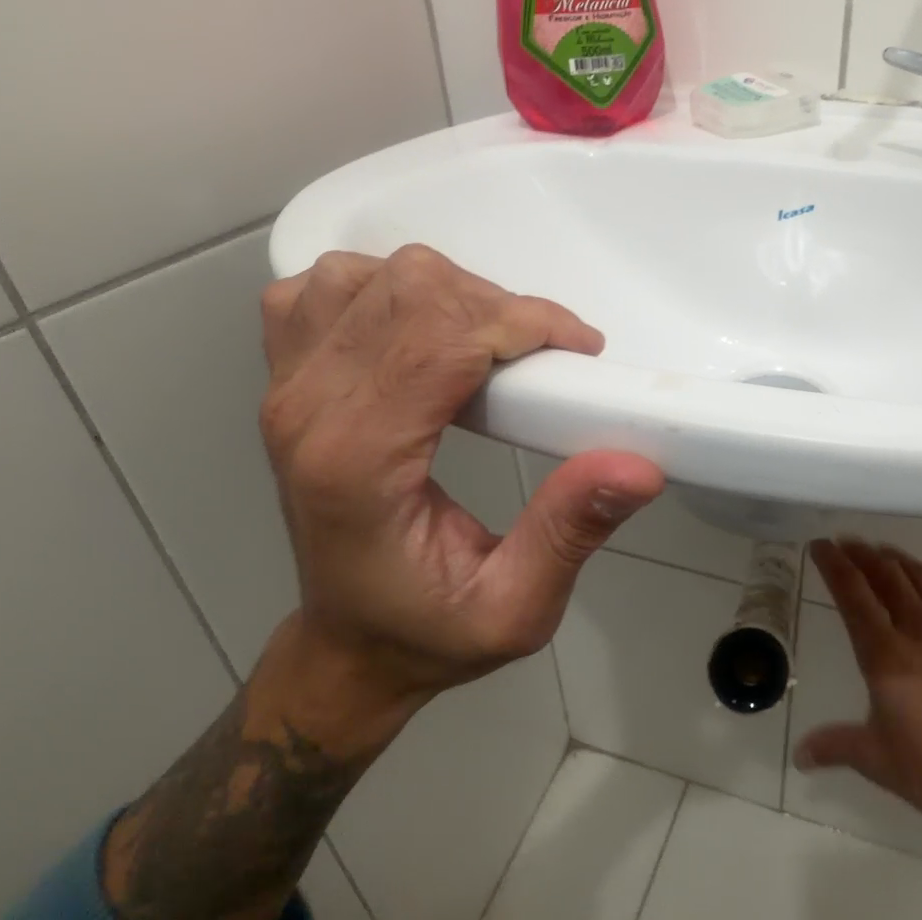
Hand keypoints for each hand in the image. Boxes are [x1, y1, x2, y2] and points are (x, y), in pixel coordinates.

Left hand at [257, 245, 664, 707]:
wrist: (347, 647)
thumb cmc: (430, 634)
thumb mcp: (517, 609)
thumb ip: (569, 533)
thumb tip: (638, 466)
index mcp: (359, 463)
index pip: (439, 338)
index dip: (523, 321)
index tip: (580, 350)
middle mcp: (308, 411)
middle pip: (407, 290)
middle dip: (495, 305)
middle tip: (540, 356)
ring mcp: (284, 387)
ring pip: (366, 274)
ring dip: (443, 294)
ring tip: (487, 345)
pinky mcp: (283, 378)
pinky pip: (323, 288)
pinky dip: (382, 290)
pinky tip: (420, 333)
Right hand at [794, 538, 921, 843]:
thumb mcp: (878, 761)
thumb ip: (837, 746)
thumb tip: (801, 755)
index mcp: (886, 658)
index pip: (854, 597)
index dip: (834, 567)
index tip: (820, 546)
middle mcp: (920, 634)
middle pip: (888, 578)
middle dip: (862, 554)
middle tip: (846, 541)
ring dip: (897, 560)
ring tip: (882, 550)